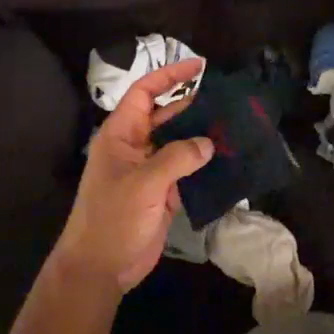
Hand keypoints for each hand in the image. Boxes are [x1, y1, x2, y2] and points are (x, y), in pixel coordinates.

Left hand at [51, 60, 213, 293]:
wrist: (100, 268)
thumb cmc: (113, 218)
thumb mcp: (144, 183)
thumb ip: (178, 157)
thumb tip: (208, 142)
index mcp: (121, 134)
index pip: (145, 92)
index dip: (169, 76)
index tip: (199, 66)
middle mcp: (135, 146)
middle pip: (166, 114)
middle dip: (193, 104)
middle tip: (226, 97)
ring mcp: (149, 170)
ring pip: (179, 141)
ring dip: (202, 133)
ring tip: (233, 124)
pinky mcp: (162, 192)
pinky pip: (186, 168)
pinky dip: (204, 162)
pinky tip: (227, 158)